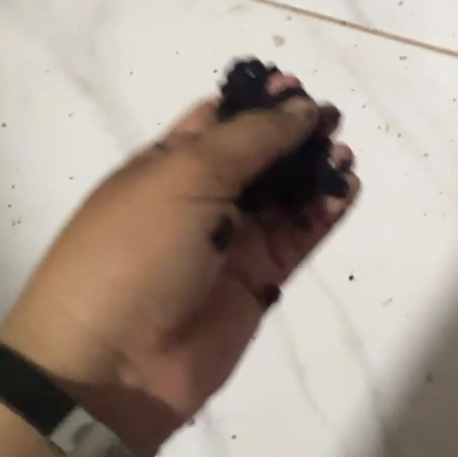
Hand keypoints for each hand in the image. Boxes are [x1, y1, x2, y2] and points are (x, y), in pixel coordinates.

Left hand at [0, 74, 358, 454]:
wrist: (110, 368)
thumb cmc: (134, 253)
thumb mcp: (184, 176)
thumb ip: (251, 138)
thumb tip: (302, 108)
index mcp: (168, 163)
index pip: (221, 118)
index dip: (260, 100)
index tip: (299, 88)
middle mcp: (203, 196)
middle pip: (261, 153)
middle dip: (296, 133)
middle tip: (332, 121)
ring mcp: (233, 239)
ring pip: (286, 193)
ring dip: (316, 170)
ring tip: (344, 157)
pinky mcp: (260, 278)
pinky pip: (301, 235)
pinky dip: (325, 212)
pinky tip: (346, 191)